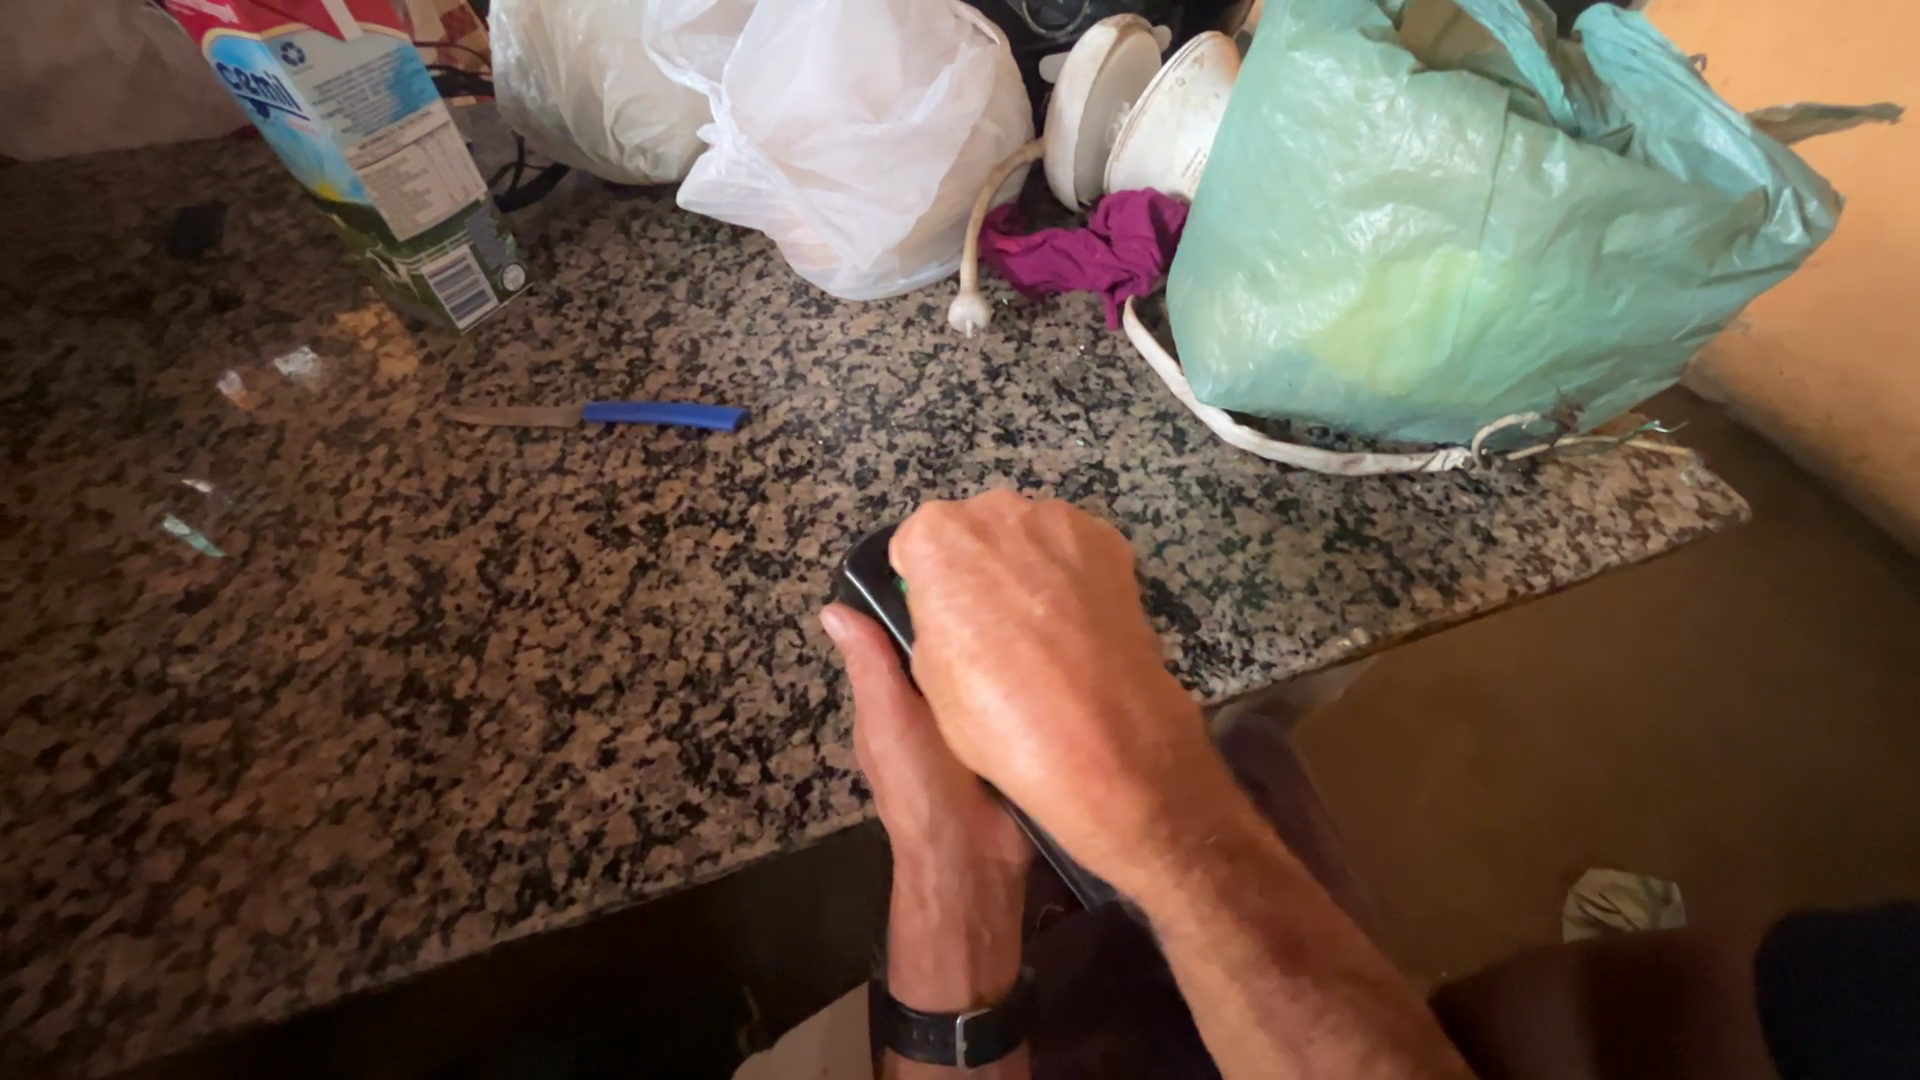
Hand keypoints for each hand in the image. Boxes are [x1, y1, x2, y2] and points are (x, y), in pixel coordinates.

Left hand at [821, 602, 1030, 1010]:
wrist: (975, 855)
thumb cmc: (921, 783)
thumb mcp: (888, 720)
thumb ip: (870, 667)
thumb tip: (832, 608)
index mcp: (896, 692)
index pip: (903, 630)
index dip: (921, 595)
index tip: (954, 551)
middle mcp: (933, 698)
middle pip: (950, 642)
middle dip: (971, 611)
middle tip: (1011, 562)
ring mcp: (975, 714)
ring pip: (986, 661)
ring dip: (1004, 638)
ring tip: (1039, 590)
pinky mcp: (1012, 729)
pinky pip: (1017, 688)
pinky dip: (1029, 668)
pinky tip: (1058, 638)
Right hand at [889, 492, 1236, 895]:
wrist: (1099, 732)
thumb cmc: (995, 710)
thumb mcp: (928, 674)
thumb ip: (920, 622)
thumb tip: (883, 614)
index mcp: (934, 537)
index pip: (913, 546)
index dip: (925, 587)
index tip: (942, 620)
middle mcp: (993, 510)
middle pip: (972, 532)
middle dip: (976, 568)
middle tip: (992, 628)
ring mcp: (1056, 519)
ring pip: (1024, 536)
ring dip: (1025, 567)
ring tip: (1043, 631)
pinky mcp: (1106, 538)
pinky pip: (1071, 549)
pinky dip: (1070, 575)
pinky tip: (1077, 624)